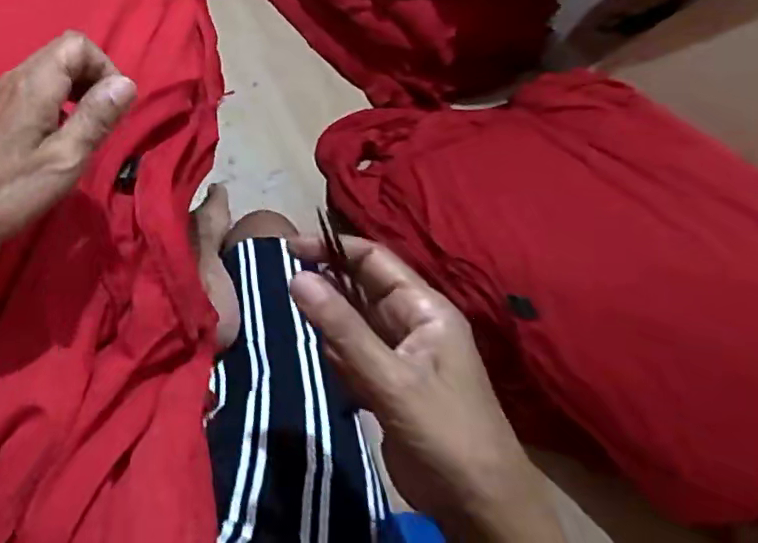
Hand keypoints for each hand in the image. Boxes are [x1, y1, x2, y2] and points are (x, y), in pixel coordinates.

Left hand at [0, 32, 136, 266]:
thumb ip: (96, 118)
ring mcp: (0, 95)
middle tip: (102, 122)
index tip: (114, 108)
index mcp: (32, 83)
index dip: (104, 67)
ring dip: (75, 92)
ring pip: (48, 72)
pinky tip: (57, 140)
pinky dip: (56, 104)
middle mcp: (14, 78)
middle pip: (63, 54)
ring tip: (84, 133)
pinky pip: (33, 91)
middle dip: (92, 79)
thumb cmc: (9, 192)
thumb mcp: (64, 160)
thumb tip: (126, 83)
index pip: (77, 44)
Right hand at [288, 235, 563, 542]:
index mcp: (425, 311)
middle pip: (356, 284)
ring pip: (347, 316)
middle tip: (276, 280)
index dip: (330, 247)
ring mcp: (397, 351)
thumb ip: (341, 326)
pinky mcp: (384, 378)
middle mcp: (411, 323)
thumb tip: (295, 274)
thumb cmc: (446, 434)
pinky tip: (317, 357)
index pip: (372, 259)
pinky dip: (328, 347)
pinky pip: (346, 346)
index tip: (286, 249)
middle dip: (321, 281)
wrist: (481, 511)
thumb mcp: (390, 378)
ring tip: (290, 317)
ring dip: (321, 316)